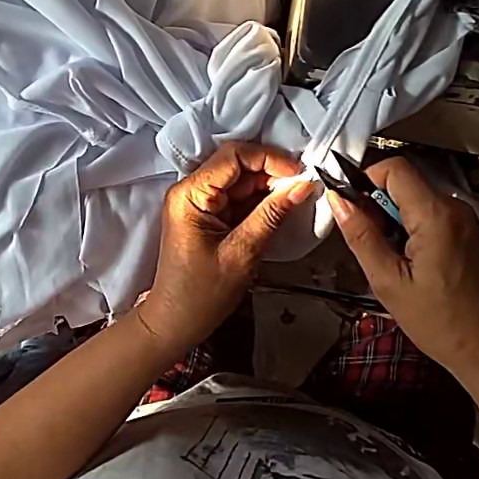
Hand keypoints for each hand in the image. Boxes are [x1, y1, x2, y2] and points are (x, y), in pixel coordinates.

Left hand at [135, 142, 315, 351]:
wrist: (176, 322)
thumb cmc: (200, 295)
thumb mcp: (242, 253)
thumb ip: (272, 215)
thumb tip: (302, 186)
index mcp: (190, 195)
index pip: (233, 156)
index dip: (269, 158)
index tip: (298, 172)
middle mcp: (190, 191)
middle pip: (237, 163)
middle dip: (272, 171)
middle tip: (302, 185)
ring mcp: (198, 201)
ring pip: (241, 178)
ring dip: (269, 185)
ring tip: (295, 196)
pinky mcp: (208, 213)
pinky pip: (238, 195)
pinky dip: (260, 199)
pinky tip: (280, 206)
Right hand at [327, 156, 478, 372]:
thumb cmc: (443, 323)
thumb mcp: (388, 281)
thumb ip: (361, 236)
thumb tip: (339, 203)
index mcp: (436, 216)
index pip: (394, 168)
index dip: (365, 179)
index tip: (350, 203)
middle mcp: (455, 210)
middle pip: (405, 182)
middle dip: (378, 204)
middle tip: (369, 240)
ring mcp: (465, 220)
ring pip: (415, 198)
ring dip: (394, 218)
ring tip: (391, 257)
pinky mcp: (467, 232)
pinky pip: (430, 214)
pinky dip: (411, 227)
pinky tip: (409, 261)